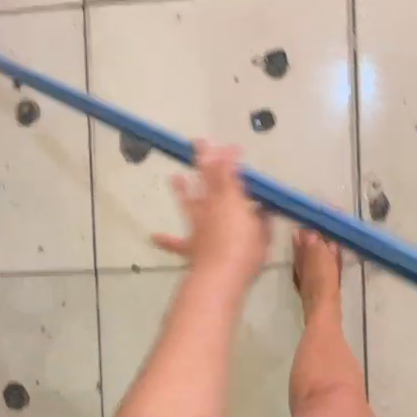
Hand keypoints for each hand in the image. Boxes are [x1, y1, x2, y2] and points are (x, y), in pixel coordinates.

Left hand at [151, 142, 270, 289]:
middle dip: (203, 158)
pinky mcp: (189, 245)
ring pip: (188, 203)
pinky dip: (164, 240)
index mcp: (231, 200)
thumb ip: (262, 219)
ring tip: (174, 177)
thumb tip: (262, 210)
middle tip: (198, 141)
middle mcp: (211, 206)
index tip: (233, 147)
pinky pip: (174, 243)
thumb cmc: (247, 251)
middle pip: (205, 178)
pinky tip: (153, 236)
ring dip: (181, 190)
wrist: (220, 274)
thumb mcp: (263, 233)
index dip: (230, 157)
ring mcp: (197, 225)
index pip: (230, 171)